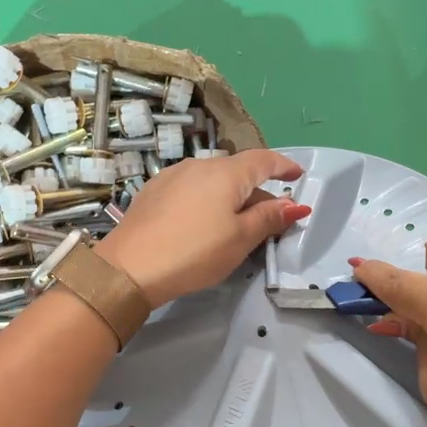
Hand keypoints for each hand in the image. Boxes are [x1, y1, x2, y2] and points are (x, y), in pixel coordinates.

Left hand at [94, 150, 309, 306]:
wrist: (129, 267)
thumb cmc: (194, 252)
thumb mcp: (240, 239)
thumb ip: (269, 218)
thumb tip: (295, 204)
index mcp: (226, 173)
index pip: (263, 160)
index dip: (284, 166)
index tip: (297, 175)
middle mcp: (199, 165)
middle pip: (238, 171)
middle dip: (257, 190)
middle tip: (269, 218)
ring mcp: (172, 175)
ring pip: (213, 180)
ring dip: (231, 196)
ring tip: (236, 223)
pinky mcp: (154, 191)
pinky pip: (192, 188)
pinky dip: (208, 199)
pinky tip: (203, 222)